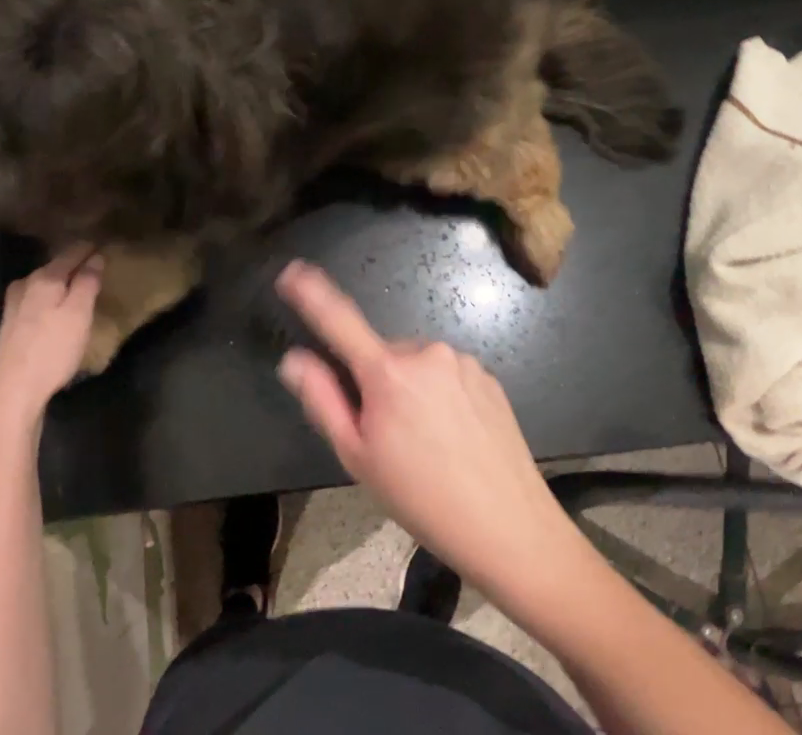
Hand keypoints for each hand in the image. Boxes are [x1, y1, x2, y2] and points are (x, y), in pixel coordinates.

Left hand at [0, 246, 103, 436]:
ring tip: (77, 284)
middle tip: (93, 263)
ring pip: (42, 284)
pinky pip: (35, 300)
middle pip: (54, 267)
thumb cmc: (51, 351)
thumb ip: (87, 283)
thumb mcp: (78, 315)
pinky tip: (54, 308)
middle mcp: (25, 286)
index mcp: (44, 279)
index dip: (88, 248)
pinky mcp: (10, 325)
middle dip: (73, 263)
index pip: (71, 254)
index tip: (102, 244)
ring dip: (59, 282)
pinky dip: (49, 297)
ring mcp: (13, 305)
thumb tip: (95, 257)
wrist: (11, 391)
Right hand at [273, 260, 577, 600]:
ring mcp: (463, 363)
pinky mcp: (489, 378)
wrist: (509, 527)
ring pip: (415, 367)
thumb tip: (295, 360)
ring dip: (408, 390)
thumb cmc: (420, 498)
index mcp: (388, 372)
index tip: (292, 273)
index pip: (339, 321)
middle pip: (380, 355)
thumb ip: (322, 400)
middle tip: (384, 435)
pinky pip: (446, 376)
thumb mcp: (357, 457)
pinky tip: (451, 439)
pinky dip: (439, 397)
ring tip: (424, 444)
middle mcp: (427, 353)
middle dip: (374, 382)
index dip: (311, 294)